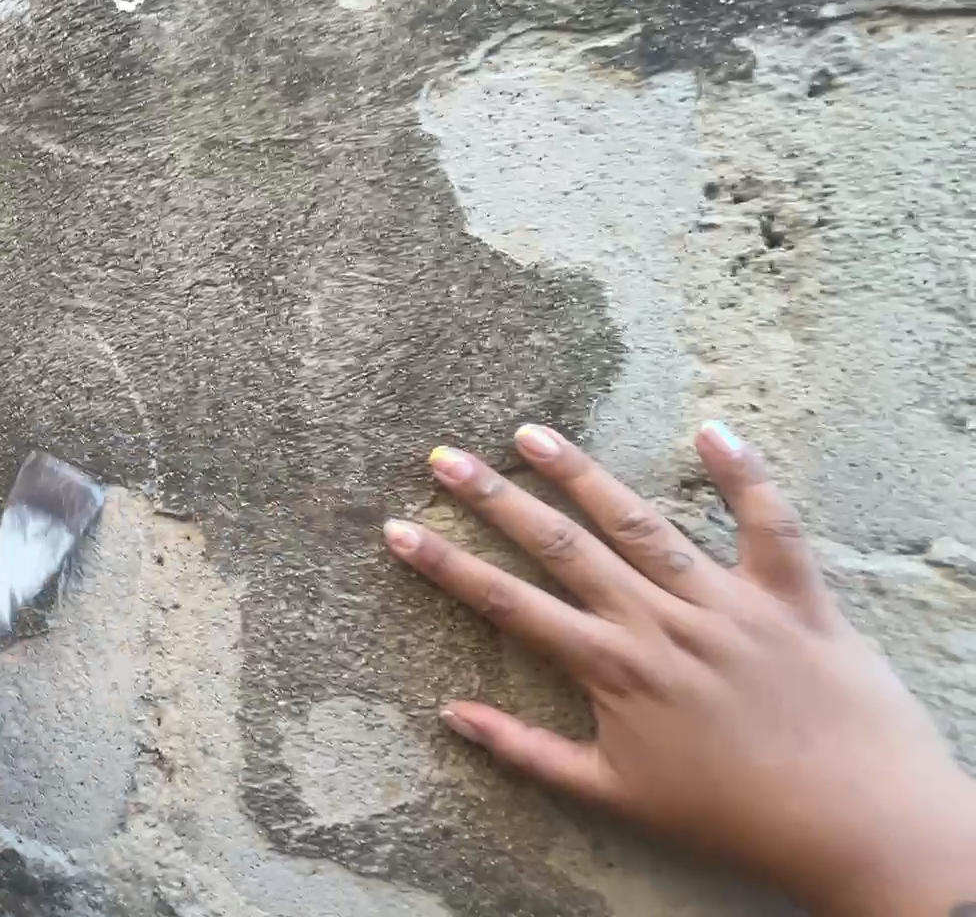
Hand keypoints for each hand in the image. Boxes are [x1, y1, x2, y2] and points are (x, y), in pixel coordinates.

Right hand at [384, 422, 975, 916]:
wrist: (882, 847)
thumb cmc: (734, 820)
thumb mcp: (614, 796)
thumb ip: (524, 751)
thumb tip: (447, 715)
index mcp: (612, 667)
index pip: (505, 601)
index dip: (443, 564)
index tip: (397, 529)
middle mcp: (659, 623)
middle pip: (559, 546)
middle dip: (493, 498)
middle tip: (446, 458)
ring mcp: (728, 607)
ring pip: (641, 524)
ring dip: (581, 474)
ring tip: (531, 433)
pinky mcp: (797, 603)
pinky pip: (774, 531)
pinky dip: (745, 479)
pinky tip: (712, 431)